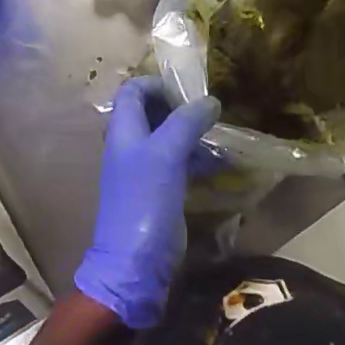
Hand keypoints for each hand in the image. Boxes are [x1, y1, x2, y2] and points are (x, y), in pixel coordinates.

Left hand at [74, 76, 219, 327]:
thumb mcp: (165, 155)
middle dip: (181, 109)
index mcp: (123, 132)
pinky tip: (219, 163)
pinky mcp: (159, 193)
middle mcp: (130, 147)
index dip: (157, 84)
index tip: (190, 90)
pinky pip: (178, 166)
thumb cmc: (145, 201)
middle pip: (151, 114)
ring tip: (221, 135)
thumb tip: (210, 101)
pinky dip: (196, 159)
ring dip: (192, 134)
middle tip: (211, 111)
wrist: (136, 261)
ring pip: (168, 140)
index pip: (133, 91)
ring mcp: (144, 172)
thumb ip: (186, 123)